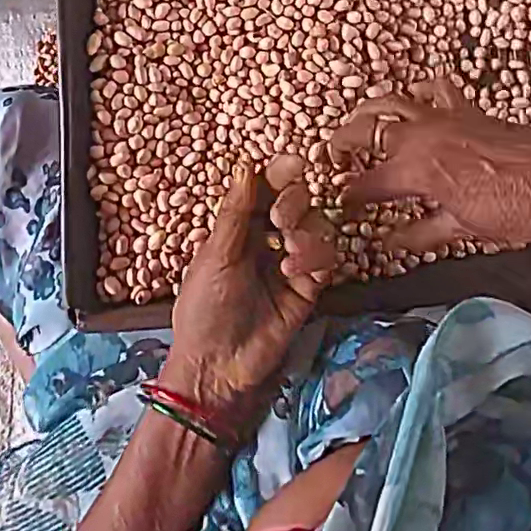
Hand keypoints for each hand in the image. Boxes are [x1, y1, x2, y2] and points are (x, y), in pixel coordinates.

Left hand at [158, 156, 337, 428]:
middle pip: (296, 202)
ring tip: (287, 250)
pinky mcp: (308, 288)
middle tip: (280, 218)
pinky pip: (326, 259)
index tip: (293, 164)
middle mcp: (267, 240)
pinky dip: (314, 258)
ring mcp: (289, 263)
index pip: (265, 190)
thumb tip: (246, 164)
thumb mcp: (215, 256)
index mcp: (239, 227)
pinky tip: (293, 271)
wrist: (216, 366)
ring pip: (317, 227)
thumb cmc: (204, 308)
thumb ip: (236, 211)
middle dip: (293, 202)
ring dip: (306, 231)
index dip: (279, 174)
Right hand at [327, 80, 530, 254]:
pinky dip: (418, 92)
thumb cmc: (516, 211)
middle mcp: (421, 137)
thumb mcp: (465, 230)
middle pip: (365, 130)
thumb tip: (388, 242)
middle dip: (342, 143)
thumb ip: (420, 234)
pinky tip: (413, 102)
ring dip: (368, 111)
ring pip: (391, 100)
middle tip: (335, 157)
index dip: (349, 194)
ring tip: (360, 124)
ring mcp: (442, 117)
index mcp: (417, 171)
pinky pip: (434, 89)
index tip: (342, 202)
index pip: (367, 182)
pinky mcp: (464, 109)